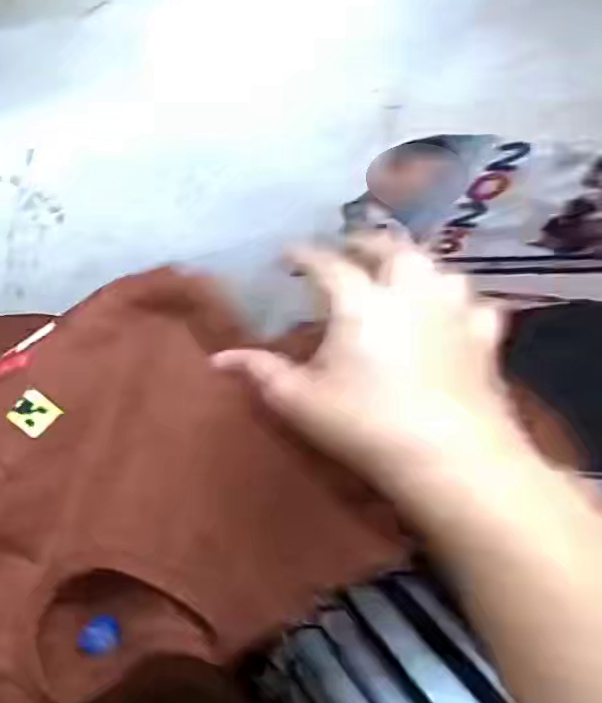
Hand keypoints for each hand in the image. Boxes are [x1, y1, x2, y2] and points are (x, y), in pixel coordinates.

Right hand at [213, 232, 526, 483]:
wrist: (453, 457)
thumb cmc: (359, 420)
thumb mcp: (293, 395)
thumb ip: (258, 368)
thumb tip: (218, 358)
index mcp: (360, 306)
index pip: (330, 265)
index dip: (305, 254)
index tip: (285, 252)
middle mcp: (412, 300)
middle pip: (399, 254)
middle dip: (368, 244)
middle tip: (343, 246)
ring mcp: (456, 318)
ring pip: (441, 271)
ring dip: (414, 265)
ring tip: (390, 271)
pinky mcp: (484, 342)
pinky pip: (474, 303)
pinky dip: (454, 296)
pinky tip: (442, 307)